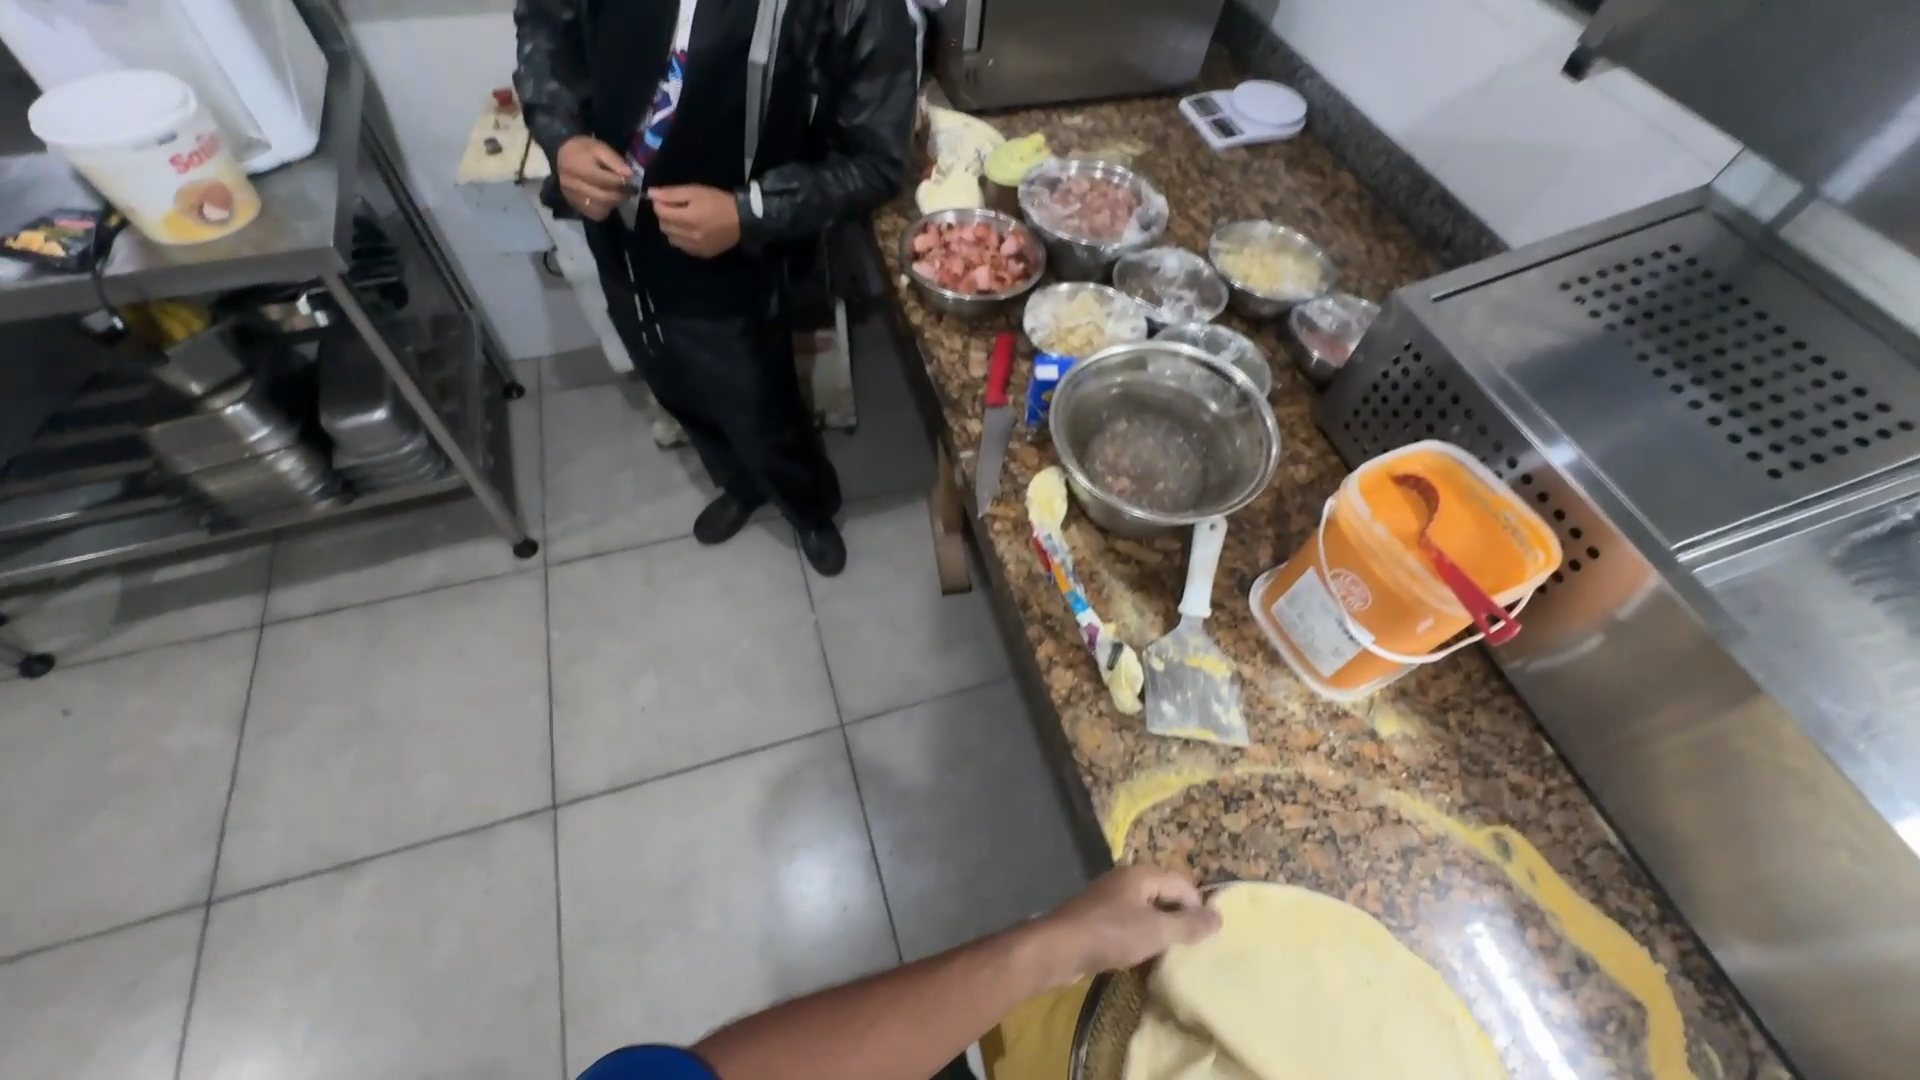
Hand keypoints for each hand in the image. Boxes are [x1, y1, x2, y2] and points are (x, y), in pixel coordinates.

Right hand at [556, 136, 632, 220]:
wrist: (561, 156)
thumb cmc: (583, 151)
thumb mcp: (599, 148)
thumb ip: (614, 160)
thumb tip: (630, 175)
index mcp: (578, 167)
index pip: (606, 181)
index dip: (621, 182)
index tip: (630, 180)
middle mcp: (573, 185)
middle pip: (604, 197)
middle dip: (620, 194)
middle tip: (627, 190)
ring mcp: (573, 197)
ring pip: (602, 207)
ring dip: (614, 202)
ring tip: (616, 193)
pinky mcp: (576, 206)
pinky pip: (596, 214)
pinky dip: (605, 209)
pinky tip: (606, 200)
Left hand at [650, 184, 741, 256]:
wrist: (742, 221)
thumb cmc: (719, 202)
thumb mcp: (695, 191)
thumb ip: (672, 194)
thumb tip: (650, 194)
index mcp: (688, 218)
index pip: (660, 213)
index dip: (659, 204)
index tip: (666, 199)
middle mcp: (690, 236)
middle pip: (664, 226)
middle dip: (665, 216)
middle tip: (676, 209)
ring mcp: (696, 247)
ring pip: (671, 239)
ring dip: (672, 229)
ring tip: (683, 221)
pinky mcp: (702, 254)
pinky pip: (682, 247)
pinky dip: (681, 239)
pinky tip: (690, 231)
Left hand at [1031, 865, 1220, 985]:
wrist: (1059, 946)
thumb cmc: (1111, 934)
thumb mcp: (1155, 931)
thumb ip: (1188, 925)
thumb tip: (1219, 917)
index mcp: (1141, 874)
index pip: (1182, 884)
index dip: (1198, 908)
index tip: (1206, 938)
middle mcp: (1125, 879)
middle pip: (1164, 893)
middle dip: (1179, 917)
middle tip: (1192, 946)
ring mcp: (1109, 896)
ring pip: (1146, 907)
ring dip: (1160, 927)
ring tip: (1171, 952)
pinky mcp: (1097, 915)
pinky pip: (1130, 920)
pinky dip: (1141, 933)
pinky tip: (1143, 953)